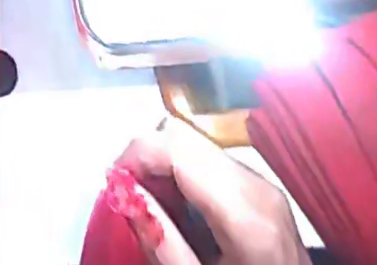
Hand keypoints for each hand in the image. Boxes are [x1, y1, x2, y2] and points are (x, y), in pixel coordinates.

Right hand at [111, 119, 304, 264]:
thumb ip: (162, 242)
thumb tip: (123, 191)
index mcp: (246, 214)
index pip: (177, 147)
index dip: (135, 155)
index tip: (114, 184)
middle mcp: (257, 185)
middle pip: (183, 135)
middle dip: (145, 156)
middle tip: (130, 198)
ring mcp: (263, 184)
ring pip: (193, 141)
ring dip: (162, 163)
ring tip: (154, 209)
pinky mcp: (262, 189)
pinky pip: (208, 159)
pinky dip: (181, 172)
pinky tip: (179, 210)